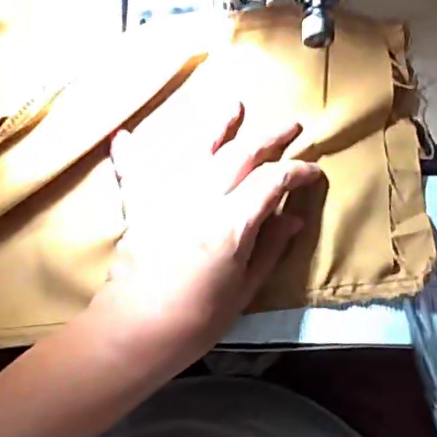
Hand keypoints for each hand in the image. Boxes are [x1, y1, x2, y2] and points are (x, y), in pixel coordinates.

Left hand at [84, 93, 324, 376]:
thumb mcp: (243, 290)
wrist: (137, 329)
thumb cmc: (197, 319)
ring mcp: (166, 197)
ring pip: (194, 148)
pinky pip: (135, 170)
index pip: (272, 182)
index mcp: (231, 222)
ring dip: (216, 125)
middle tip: (290, 126)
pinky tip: (123, 135)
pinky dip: (129, 153)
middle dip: (269, 138)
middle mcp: (199, 198)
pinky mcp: (138, 206)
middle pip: (239, 154)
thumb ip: (268, 248)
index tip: (313, 173)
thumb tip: (291, 218)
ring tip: (232, 107)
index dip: (297, 172)